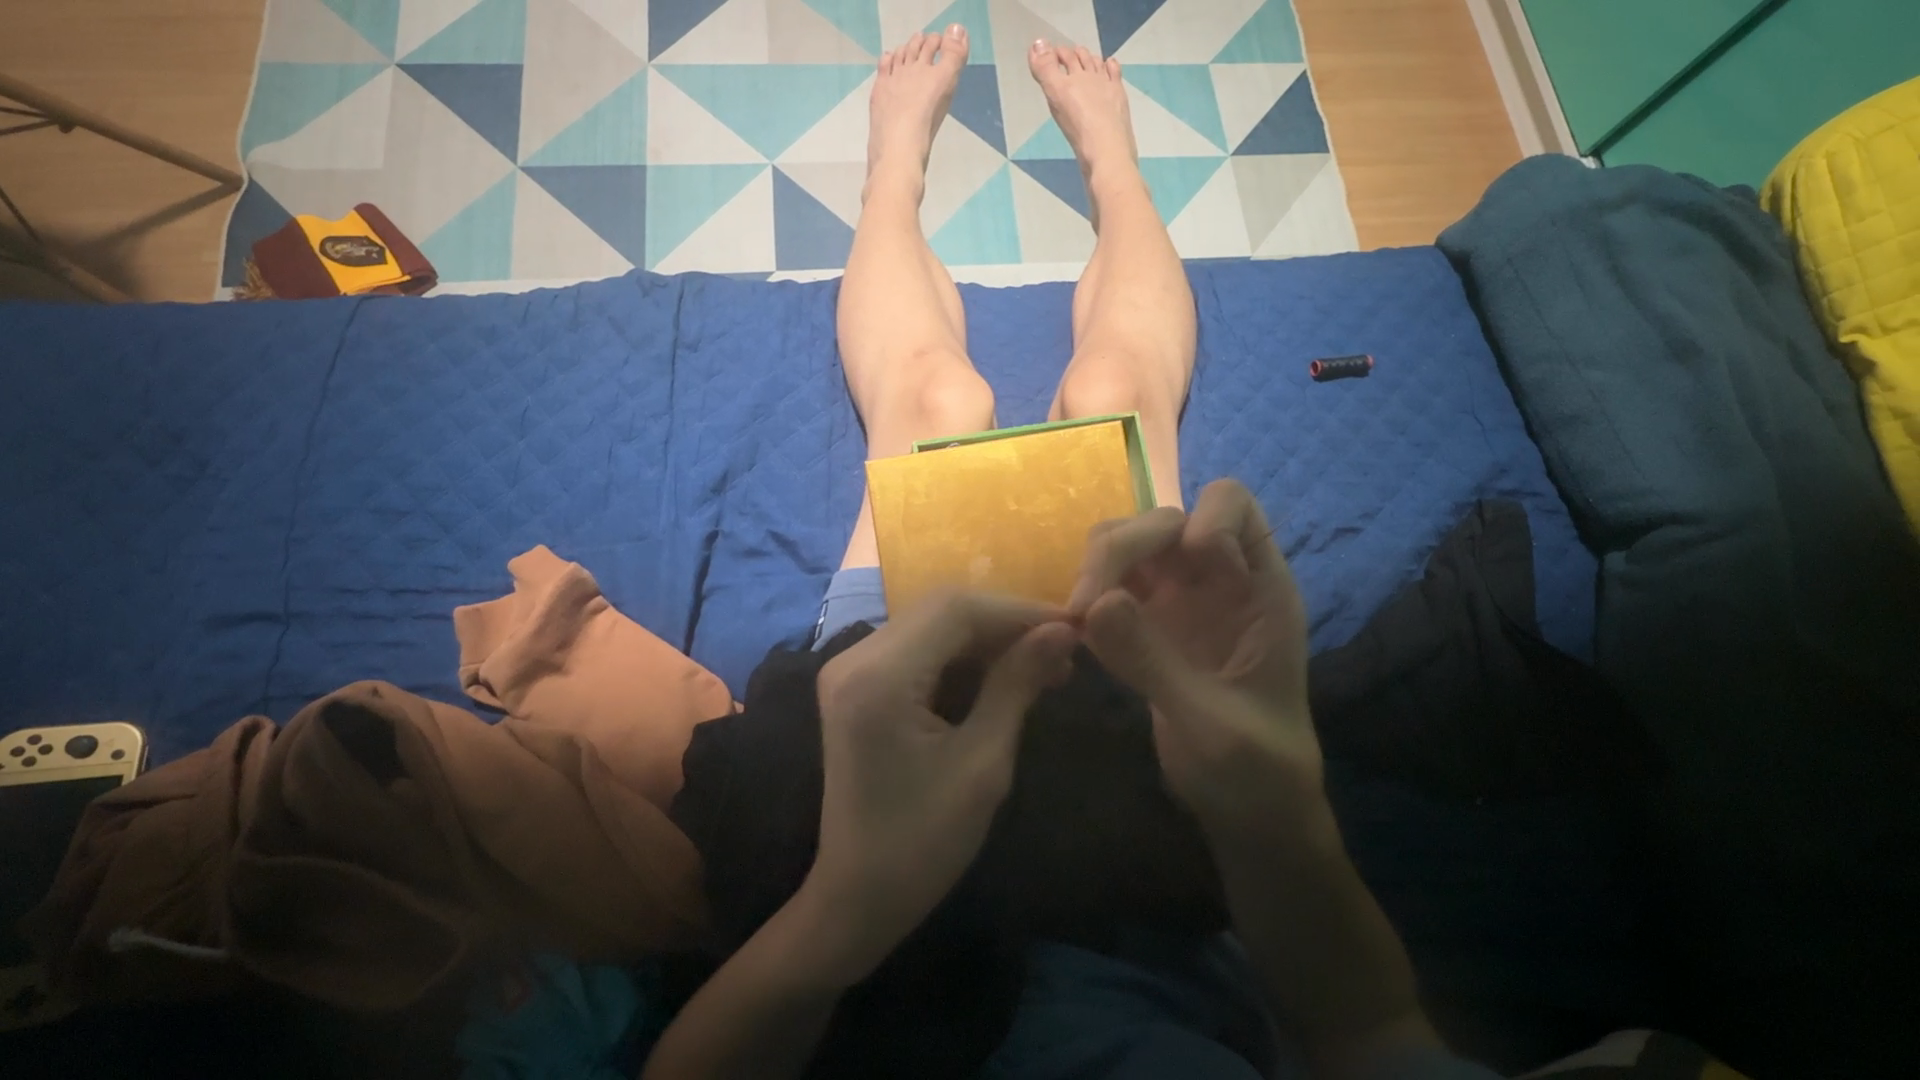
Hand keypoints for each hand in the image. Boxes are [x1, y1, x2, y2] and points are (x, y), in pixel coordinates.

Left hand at [807, 590, 1076, 981]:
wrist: (857, 896)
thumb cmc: (924, 842)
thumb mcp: (983, 763)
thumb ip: (1017, 685)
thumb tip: (1063, 632)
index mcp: (879, 677)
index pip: (956, 611)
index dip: (1020, 611)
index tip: (1075, 628)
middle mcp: (854, 659)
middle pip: (941, 610)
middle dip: (1006, 623)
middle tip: (1064, 651)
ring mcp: (849, 670)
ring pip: (930, 626)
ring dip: (987, 640)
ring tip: (1044, 666)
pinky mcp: (855, 685)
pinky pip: (916, 650)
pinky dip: (960, 657)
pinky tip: (1001, 677)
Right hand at [1068, 478, 1319, 835]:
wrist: (1252, 817)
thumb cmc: (1256, 773)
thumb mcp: (1211, 723)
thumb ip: (1155, 662)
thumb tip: (1095, 602)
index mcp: (1258, 589)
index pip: (1231, 504)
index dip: (1201, 519)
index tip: (1175, 570)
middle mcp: (1214, 582)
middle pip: (1160, 522)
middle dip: (1121, 550)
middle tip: (1084, 608)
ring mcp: (1177, 604)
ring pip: (1125, 550)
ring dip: (1095, 574)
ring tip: (1075, 624)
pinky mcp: (1145, 630)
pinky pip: (1107, 590)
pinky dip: (1086, 603)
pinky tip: (1073, 638)